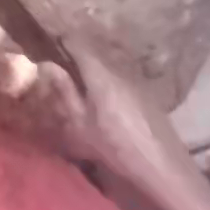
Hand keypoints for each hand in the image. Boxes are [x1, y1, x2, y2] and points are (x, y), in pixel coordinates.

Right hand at [35, 39, 184, 183]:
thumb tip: (46, 65)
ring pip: (109, 64)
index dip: (62, 39)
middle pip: (95, 52)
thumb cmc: (115, 148)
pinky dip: (107, 79)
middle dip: (76, 53)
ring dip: (92, 67)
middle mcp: (120, 71)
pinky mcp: (147, 94)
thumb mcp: (80, 126)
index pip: (79, 43)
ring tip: (77, 79)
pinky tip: (102, 98)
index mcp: (101, 74)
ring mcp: (137, 81)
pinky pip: (120, 77)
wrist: (163, 170)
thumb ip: (64, 93)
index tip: (47, 42)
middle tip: (58, 62)